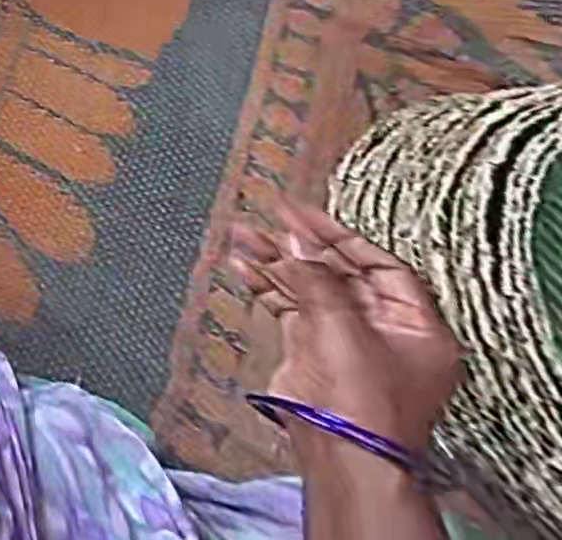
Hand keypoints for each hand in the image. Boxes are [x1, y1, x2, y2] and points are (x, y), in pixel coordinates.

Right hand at [229, 196, 462, 453]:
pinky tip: (239, 265)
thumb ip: (315, 279)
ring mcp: (342, 333)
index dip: (339, 235)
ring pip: (303, 283)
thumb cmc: (361, 393)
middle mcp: (380, 326)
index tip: (299, 212)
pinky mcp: (309, 340)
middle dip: (297, 244)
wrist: (338, 440)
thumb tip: (294, 239)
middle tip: (264, 216)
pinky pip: (283, 301)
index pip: (379, 265)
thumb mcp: (342, 327)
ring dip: (271, 258)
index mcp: (413, 325)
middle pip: (337, 271)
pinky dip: (261, 282)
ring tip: (238, 233)